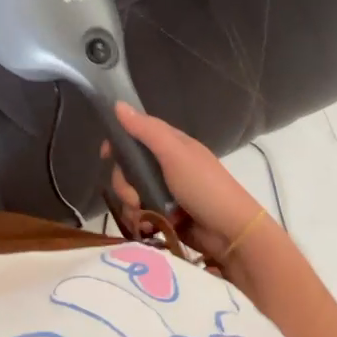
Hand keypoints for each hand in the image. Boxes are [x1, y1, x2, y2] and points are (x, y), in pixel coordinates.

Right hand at [102, 103, 267, 258]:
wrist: (230, 232)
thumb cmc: (204, 186)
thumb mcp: (174, 154)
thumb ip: (146, 131)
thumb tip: (117, 104)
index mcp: (171, 145)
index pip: (136, 135)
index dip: (119, 143)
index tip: (106, 156)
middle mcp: (166, 166)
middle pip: (129, 169)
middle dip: (124, 185)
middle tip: (134, 198)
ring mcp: (166, 193)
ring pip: (132, 194)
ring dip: (132, 207)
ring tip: (144, 219)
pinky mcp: (166, 216)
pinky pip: (141, 214)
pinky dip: (141, 221)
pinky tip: (148, 228)